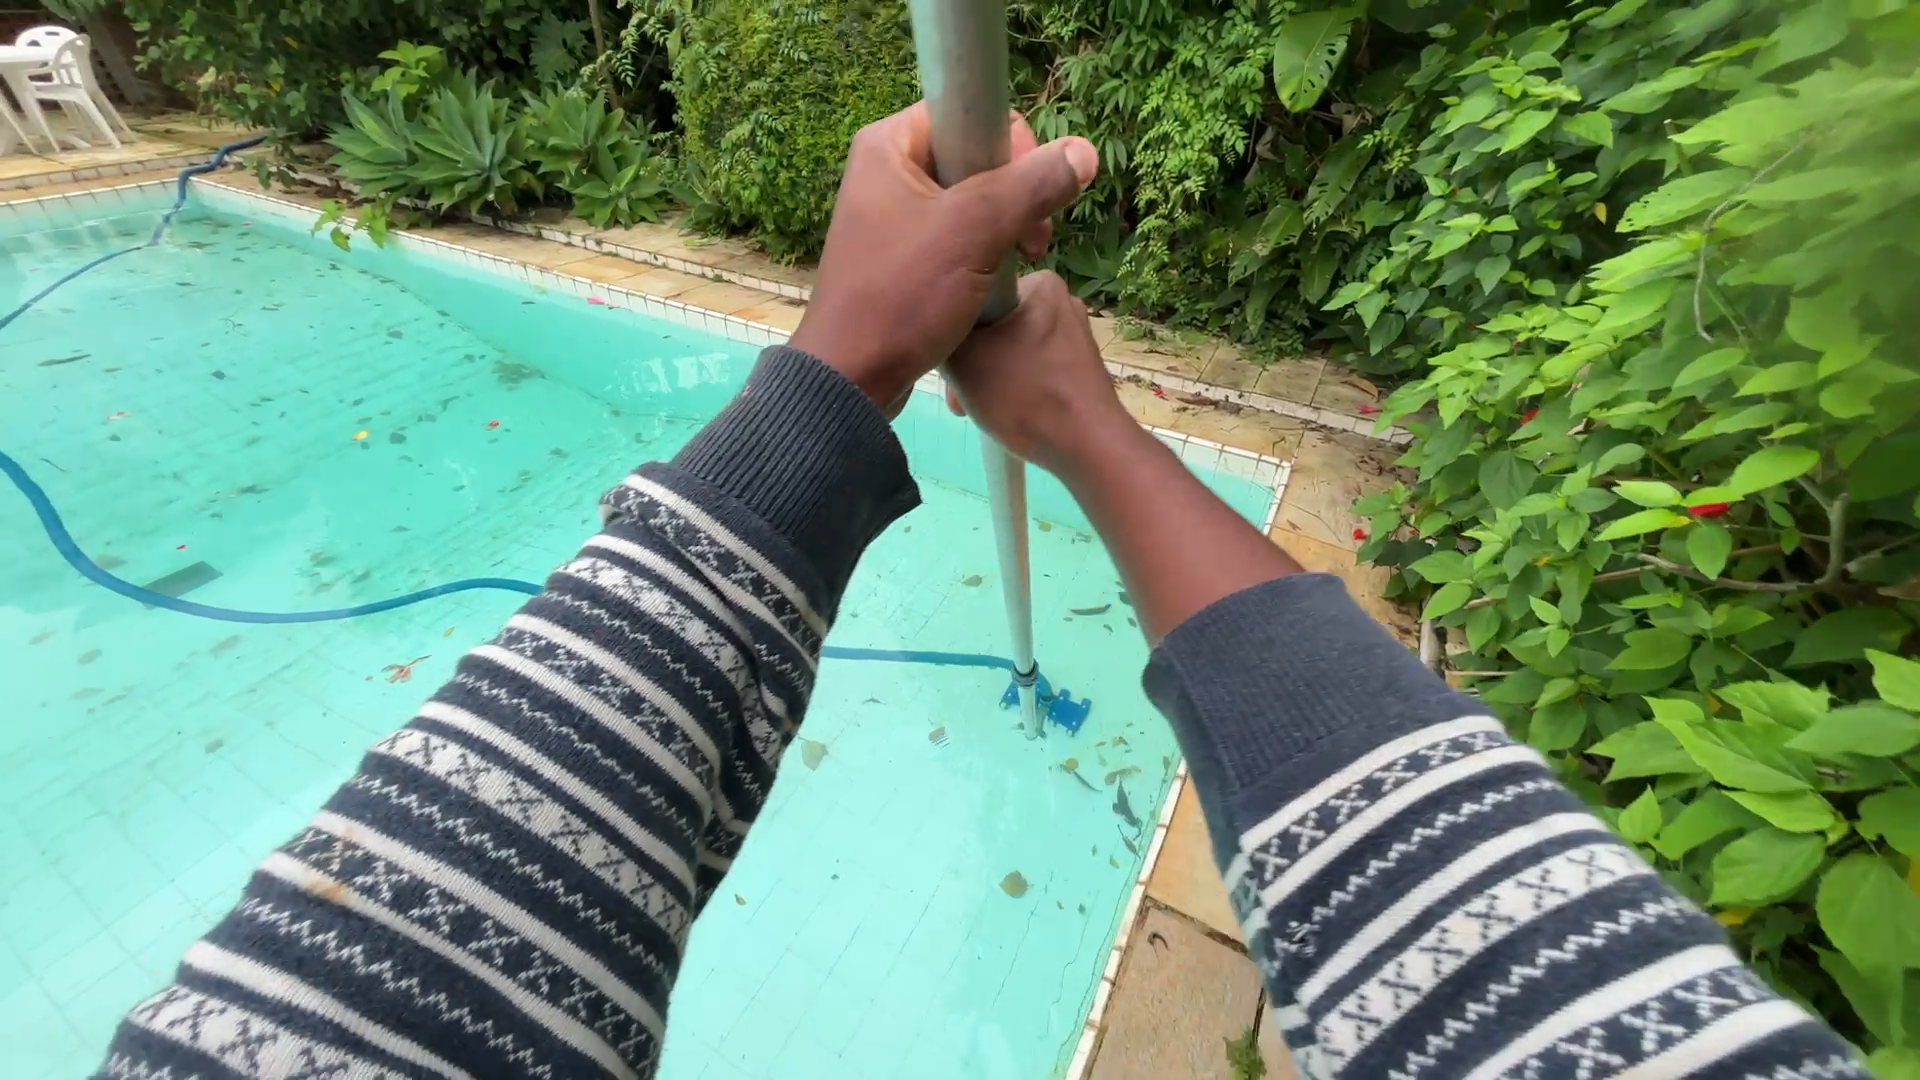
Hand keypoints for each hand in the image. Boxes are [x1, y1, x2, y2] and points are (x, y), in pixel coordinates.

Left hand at [791, 102, 1097, 413]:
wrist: (853, 377)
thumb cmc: (904, 296)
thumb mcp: (973, 233)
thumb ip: (1030, 187)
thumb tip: (1085, 151)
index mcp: (889, 145)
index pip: (970, 112)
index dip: (1013, 148)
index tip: (1031, 198)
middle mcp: (886, 174)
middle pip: (974, 159)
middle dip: (1015, 197)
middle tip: (1034, 244)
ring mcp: (892, 221)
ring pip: (969, 205)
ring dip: (1005, 231)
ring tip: (1022, 265)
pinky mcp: (901, 262)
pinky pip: (955, 241)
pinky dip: (982, 256)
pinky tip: (997, 282)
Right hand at [944, 271, 1137, 477]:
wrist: (1087, 445)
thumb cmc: (1023, 395)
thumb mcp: (963, 361)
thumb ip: (946, 337)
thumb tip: (949, 337)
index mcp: (1041, 283)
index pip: (980, 298)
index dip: (958, 334)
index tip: (953, 369)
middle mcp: (1064, 301)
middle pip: (997, 328)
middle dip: (976, 364)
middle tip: (961, 401)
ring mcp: (1077, 336)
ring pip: (1014, 352)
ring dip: (993, 380)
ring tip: (984, 412)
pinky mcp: (1082, 368)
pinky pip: (1036, 371)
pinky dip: (1020, 390)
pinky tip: (1013, 415)